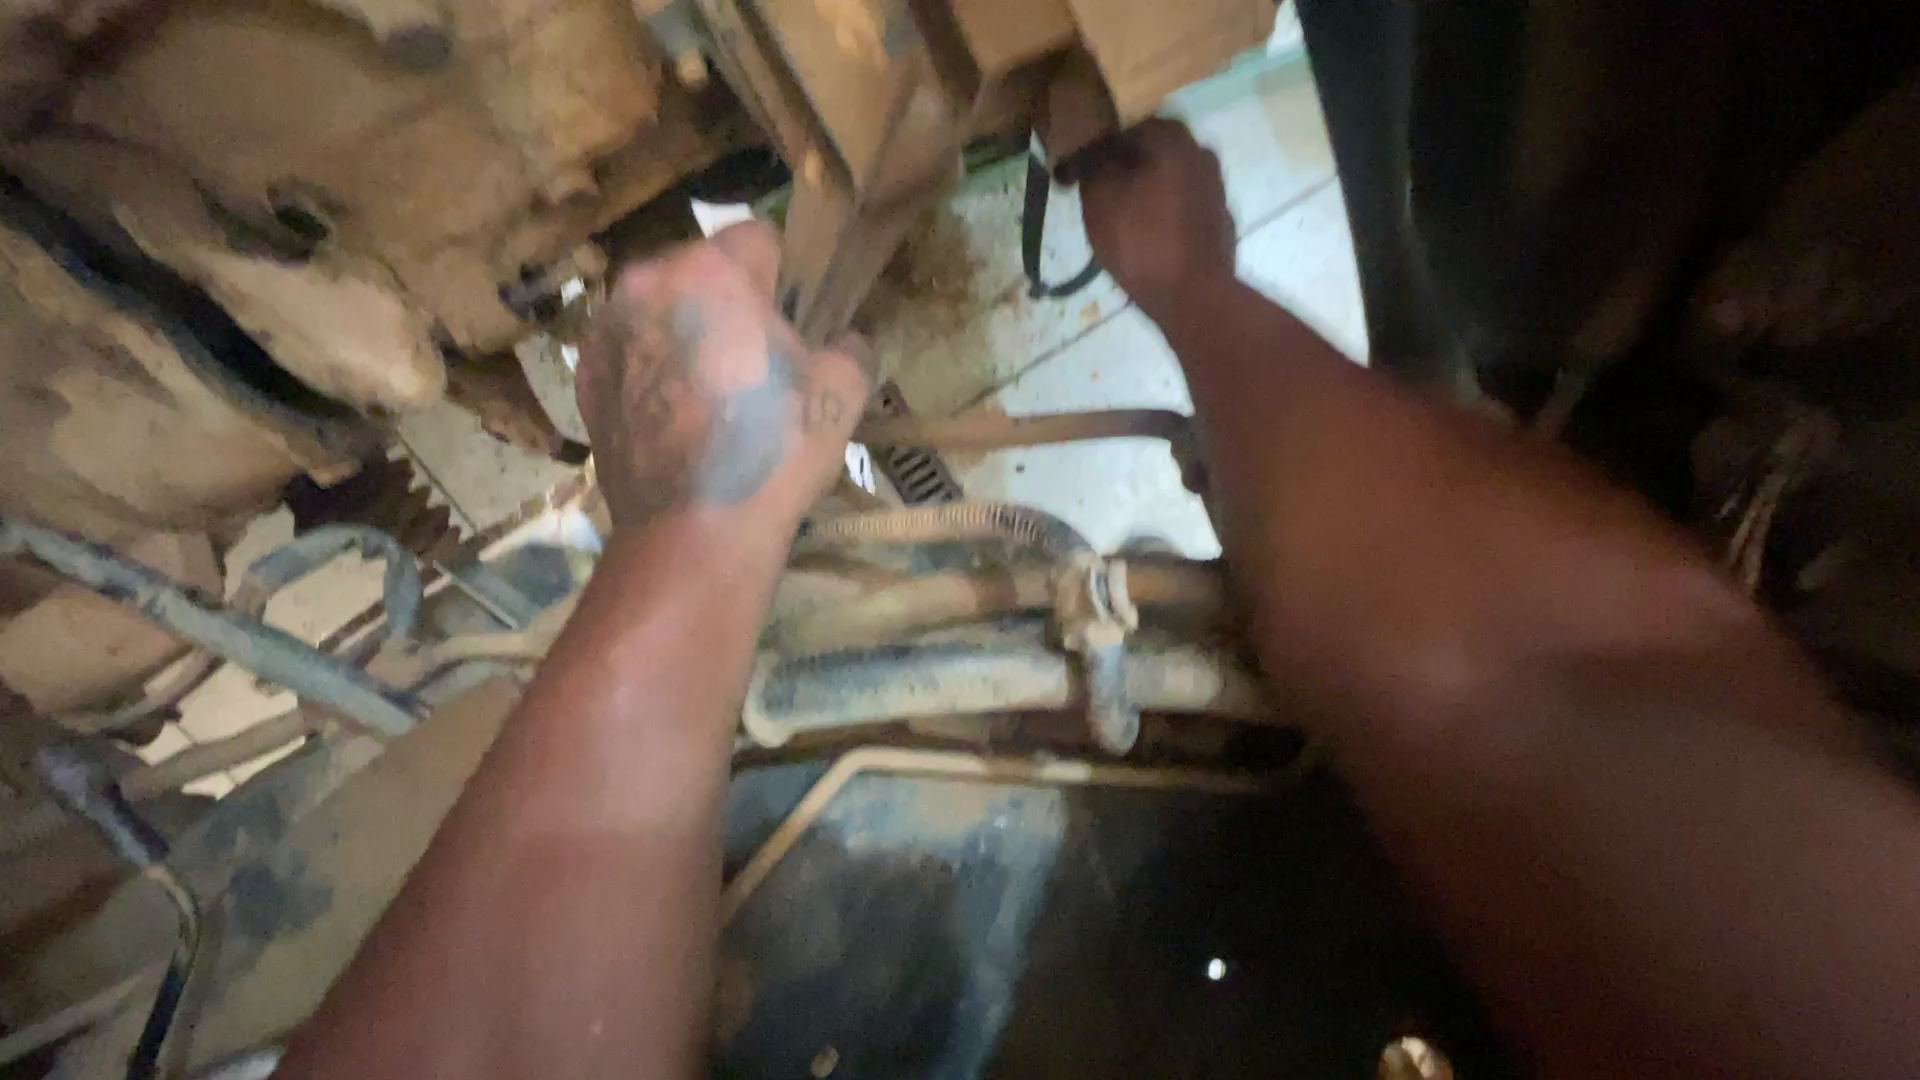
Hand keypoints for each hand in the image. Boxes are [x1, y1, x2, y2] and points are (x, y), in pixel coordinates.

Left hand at [576, 221, 874, 531]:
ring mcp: (606, 331)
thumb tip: (843, 340)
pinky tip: (679, 419)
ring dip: (691, 333)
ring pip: (664, 310)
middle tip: (759, 365)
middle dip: (733, 303)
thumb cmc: (776, 450)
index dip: (788, 276)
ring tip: (715, 397)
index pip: (760, 236)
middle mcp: (646, 282)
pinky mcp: (586, 378)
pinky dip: (656, 370)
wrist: (695, 530)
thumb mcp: (844, 394)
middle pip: (704, 270)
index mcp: (712, 270)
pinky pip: (633, 352)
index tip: (797, 321)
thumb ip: (852, 346)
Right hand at [1073, 118, 1236, 317]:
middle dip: (1126, 170)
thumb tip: (1092, 155)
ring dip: (1147, 193)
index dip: (1101, 150)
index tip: (1083, 174)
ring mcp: (1216, 189)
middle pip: (1153, 153)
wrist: (1193, 296)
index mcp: (1172, 139)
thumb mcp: (1099, 202)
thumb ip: (1093, 168)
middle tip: (1102, 197)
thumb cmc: (1141, 243)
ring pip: (1171, 180)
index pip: (1128, 129)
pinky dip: (1166, 216)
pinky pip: (1184, 208)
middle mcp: (1201, 153)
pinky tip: (1150, 239)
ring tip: (1123, 221)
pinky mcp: (1219, 221)